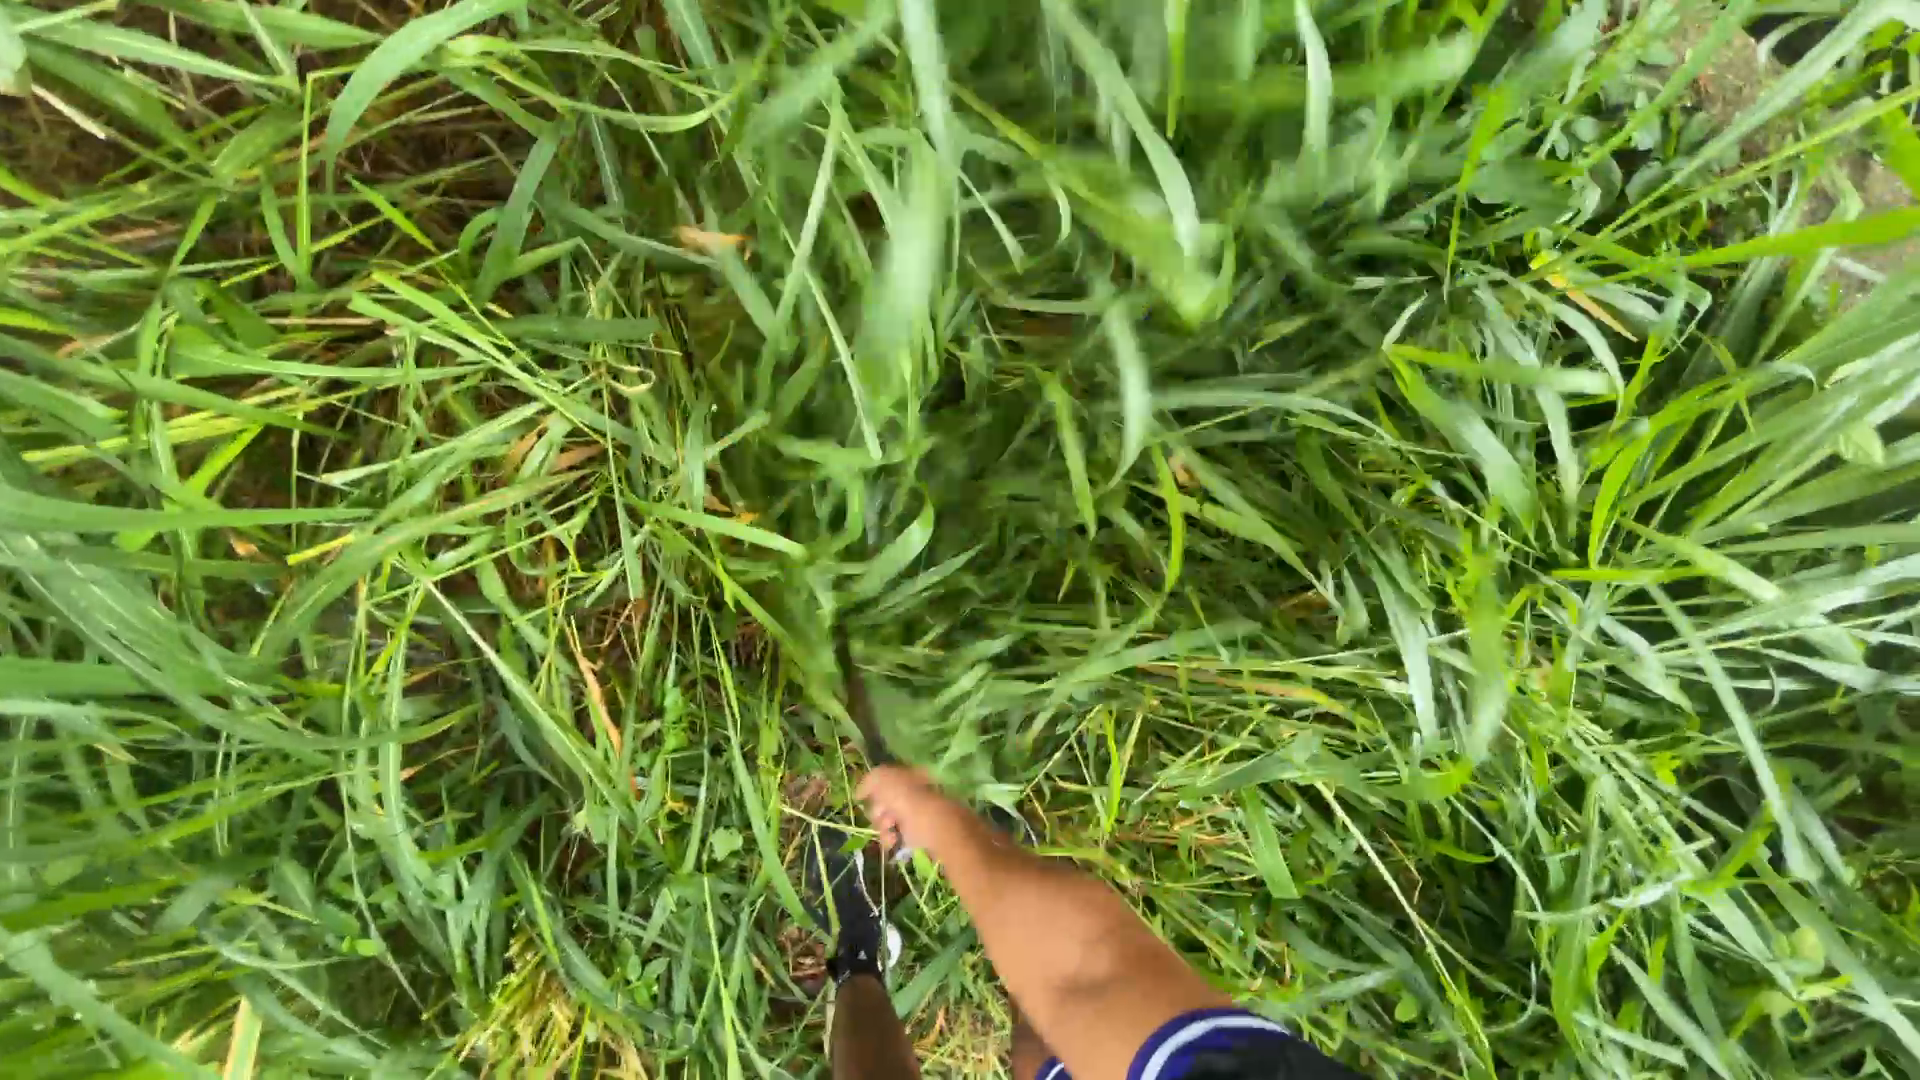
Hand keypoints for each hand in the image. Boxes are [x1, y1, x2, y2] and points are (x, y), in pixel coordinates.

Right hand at [857, 766, 979, 857]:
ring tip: (888, 834)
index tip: (867, 799)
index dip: (875, 790)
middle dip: (878, 811)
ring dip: (882, 828)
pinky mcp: (922, 835)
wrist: (938, 829)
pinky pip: (899, 836)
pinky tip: (893, 843)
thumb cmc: (909, 800)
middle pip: (887, 802)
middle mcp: (917, 792)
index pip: (886, 780)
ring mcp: (920, 814)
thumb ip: (870, 780)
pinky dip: (892, 839)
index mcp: (912, 775)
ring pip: (891, 821)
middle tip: (882, 817)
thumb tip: (860, 791)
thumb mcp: (885, 779)